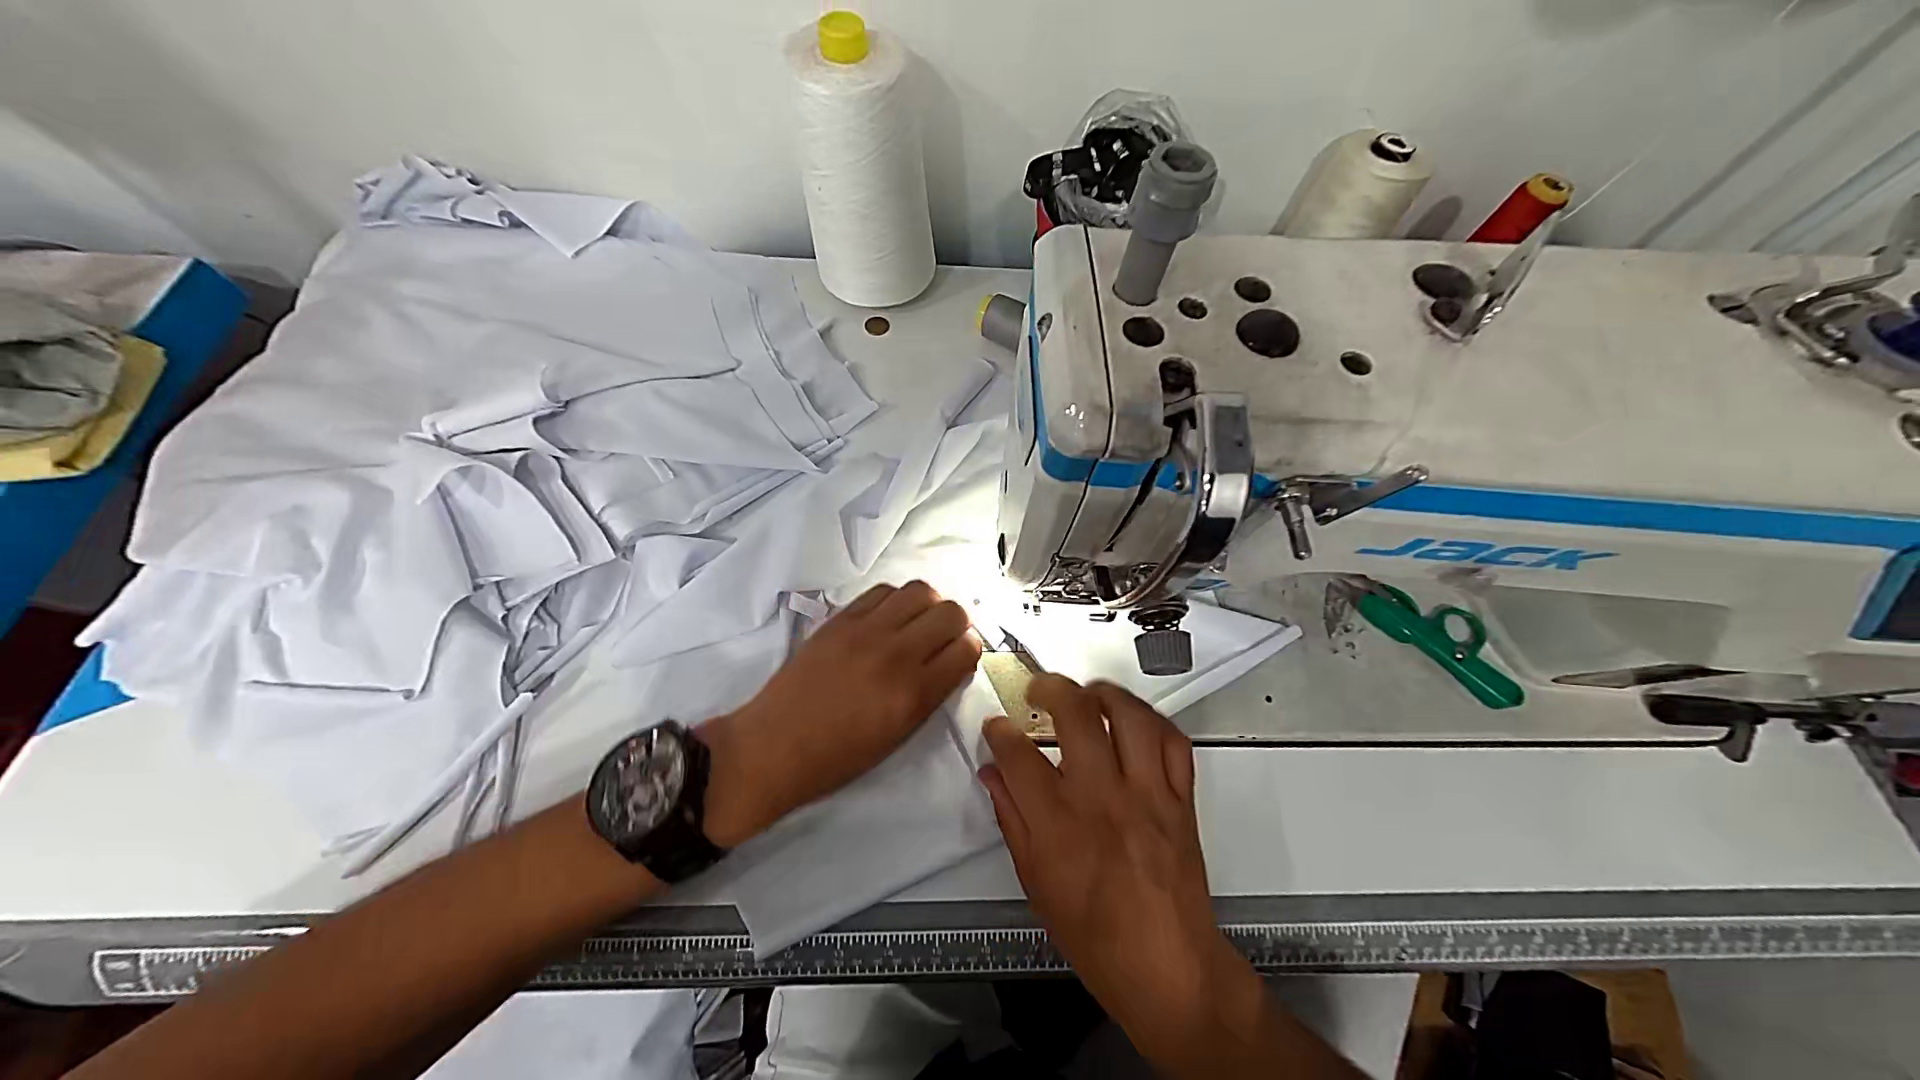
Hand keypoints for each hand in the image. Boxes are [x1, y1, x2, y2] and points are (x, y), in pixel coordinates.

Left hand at [700, 581, 980, 846]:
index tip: (961, 656)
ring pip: (920, 590)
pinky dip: (896, 600)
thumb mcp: (899, 735)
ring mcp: (865, 631)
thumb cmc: (839, 755)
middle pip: (951, 611)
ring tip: (918, 623)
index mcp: (913, 693)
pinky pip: (882, 592)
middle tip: (946, 637)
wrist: (775, 746)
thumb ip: (932, 694)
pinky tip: (889, 618)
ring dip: (929, 605)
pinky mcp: (840, 619)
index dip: (971, 649)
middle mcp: (895, 654)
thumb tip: (953, 661)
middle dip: (958, 623)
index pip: (966, 648)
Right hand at [979, 676, 1259, 1069]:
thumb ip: (1012, 819)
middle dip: (1050, 688)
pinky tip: (1133, 721)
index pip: (1019, 755)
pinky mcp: (1180, 800)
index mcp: (1059, 826)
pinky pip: (1172, 742)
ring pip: (1129, 716)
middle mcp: (1103, 800)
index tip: (997, 727)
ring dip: (1103, 694)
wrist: (1168, 969)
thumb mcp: (1035, 884)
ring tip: (1086, 694)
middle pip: (1076, 715)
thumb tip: (993, 776)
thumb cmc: (1097, 938)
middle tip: (1038, 691)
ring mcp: (1147, 795)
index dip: (1000, 732)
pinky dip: (1152, 721)